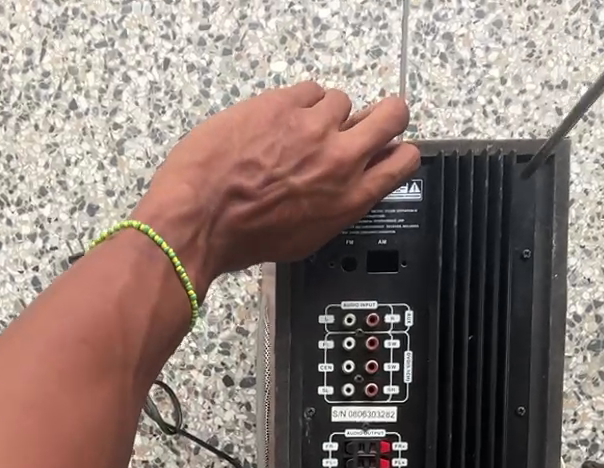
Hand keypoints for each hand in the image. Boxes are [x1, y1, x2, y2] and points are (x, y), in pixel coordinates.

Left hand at [133, 84, 418, 284]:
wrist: (200, 219)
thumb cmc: (241, 238)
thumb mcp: (300, 240)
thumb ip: (332, 207)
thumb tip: (341, 190)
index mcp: (348, 200)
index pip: (403, 161)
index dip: (398, 150)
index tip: (388, 149)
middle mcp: (340, 161)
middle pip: (394, 114)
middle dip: (384, 114)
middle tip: (362, 121)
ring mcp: (314, 127)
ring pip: (342, 100)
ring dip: (324, 114)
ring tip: (293, 134)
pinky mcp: (284, 104)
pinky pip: (308, 90)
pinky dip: (295, 103)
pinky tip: (274, 123)